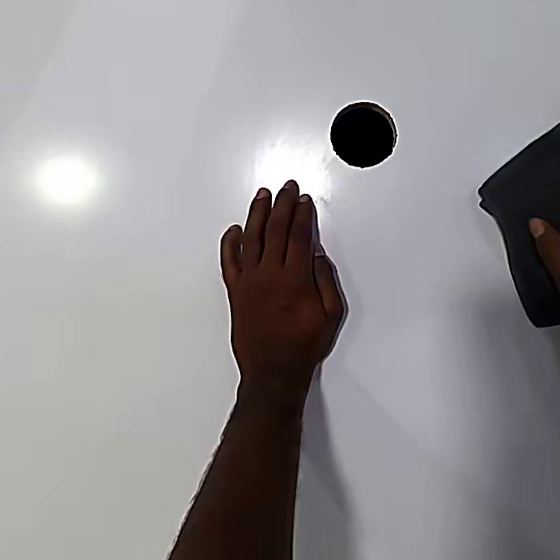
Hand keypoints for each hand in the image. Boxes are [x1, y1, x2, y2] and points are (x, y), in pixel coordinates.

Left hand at [220, 181, 345, 396]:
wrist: (273, 371)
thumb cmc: (302, 346)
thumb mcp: (330, 315)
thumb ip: (326, 281)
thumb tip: (318, 255)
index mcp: (295, 280)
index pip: (299, 236)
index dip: (302, 215)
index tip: (304, 201)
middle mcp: (270, 275)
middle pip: (276, 230)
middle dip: (283, 205)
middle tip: (287, 189)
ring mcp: (250, 282)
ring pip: (252, 238)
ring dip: (257, 214)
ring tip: (262, 196)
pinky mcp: (236, 291)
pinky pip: (229, 261)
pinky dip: (230, 243)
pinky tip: (234, 229)